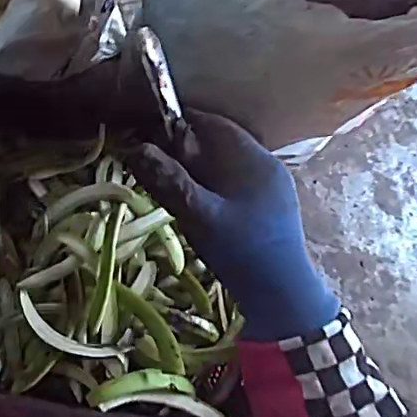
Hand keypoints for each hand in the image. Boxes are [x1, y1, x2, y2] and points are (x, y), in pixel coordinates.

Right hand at [129, 109, 339, 339]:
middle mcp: (265, 166)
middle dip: (184, 144)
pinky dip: (207, 180)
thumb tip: (135, 147)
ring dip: (195, 163)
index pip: (215, 124)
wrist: (281, 296)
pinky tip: (190, 196)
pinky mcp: (264, 206)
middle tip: (149, 150)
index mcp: (254, 160)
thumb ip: (168, 180)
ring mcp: (268, 187)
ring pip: (223, 163)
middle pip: (219, 142)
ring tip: (164, 173)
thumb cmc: (240, 252)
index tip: (149, 123)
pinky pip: (230, 181)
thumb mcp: (199, 215)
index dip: (181, 120)